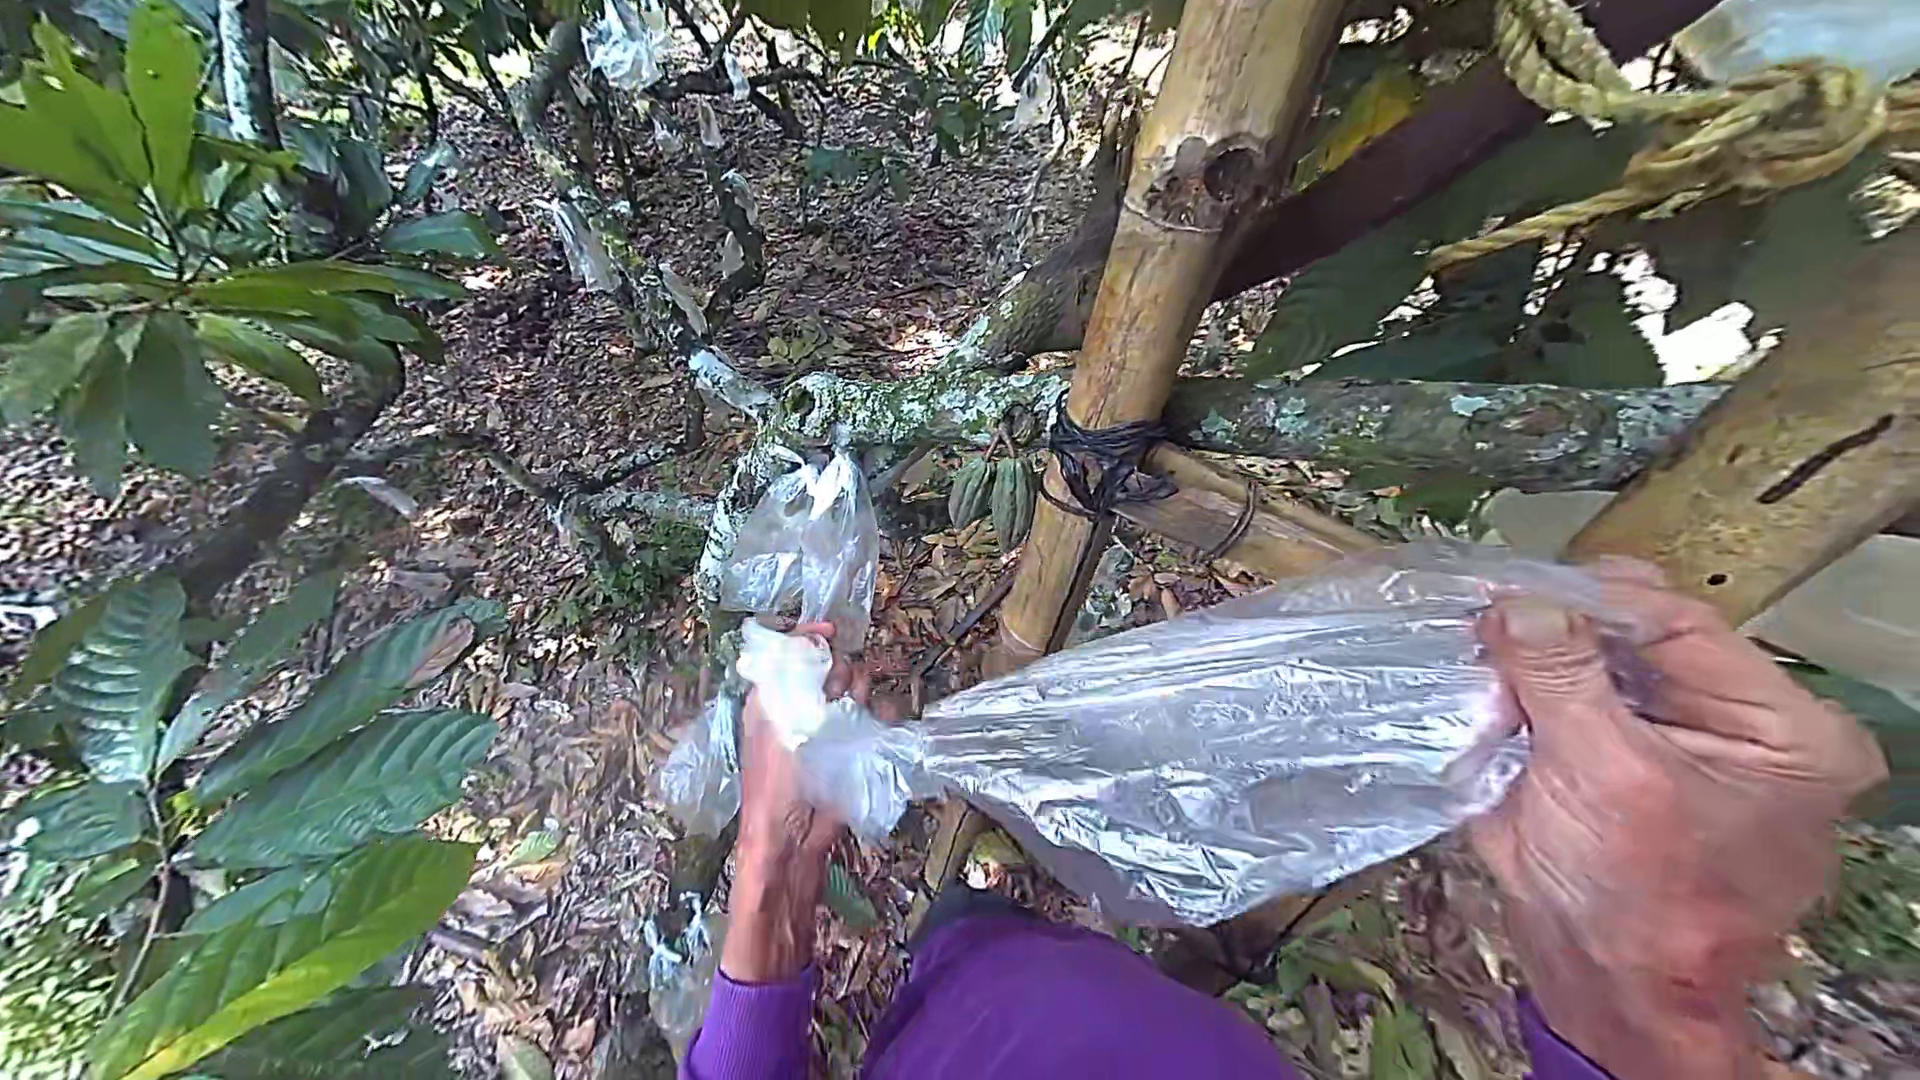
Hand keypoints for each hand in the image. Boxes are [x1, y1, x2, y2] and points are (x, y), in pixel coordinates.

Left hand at [722, 622, 868, 983]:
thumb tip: (814, 641)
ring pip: (856, 687)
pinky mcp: (852, 743)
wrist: (791, 842)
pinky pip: (874, 715)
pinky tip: (878, 723)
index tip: (831, 632)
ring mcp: (829, 725)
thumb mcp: (775, 725)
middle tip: (837, 692)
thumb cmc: (773, 784)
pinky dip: (880, 714)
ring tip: (854, 713)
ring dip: (860, 693)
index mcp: (773, 697)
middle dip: (840, 670)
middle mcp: (802, 706)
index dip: (809, 636)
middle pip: (831, 665)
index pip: (791, 651)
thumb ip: (792, 682)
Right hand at [1473, 559, 1884, 1078]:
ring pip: (1570, 652)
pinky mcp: (1578, 734)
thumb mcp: (1609, 774)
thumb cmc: (1635, 881)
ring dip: (1515, 645)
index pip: (1677, 624)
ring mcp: (1637, 720)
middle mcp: (1708, 710)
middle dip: (1547, 619)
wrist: (1591, 957)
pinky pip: (1536, 683)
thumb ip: (1563, 680)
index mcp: (1767, 722)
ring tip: (1462, 633)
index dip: (1589, 598)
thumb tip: (1518, 602)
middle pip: (1621, 631)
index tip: (1505, 586)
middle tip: (1476, 605)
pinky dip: (1498, 672)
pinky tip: (1466, 666)